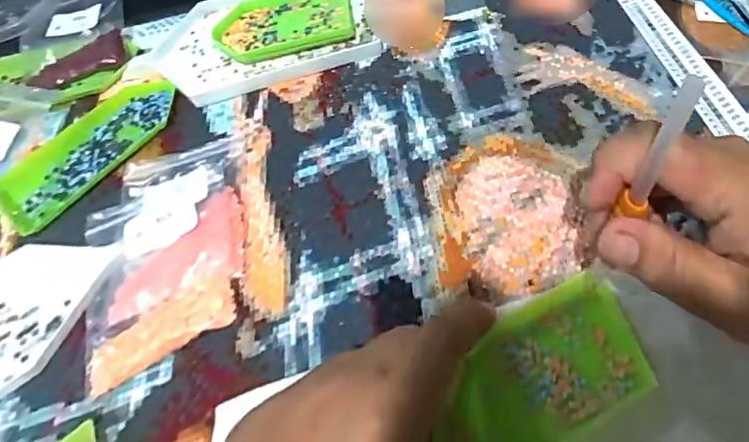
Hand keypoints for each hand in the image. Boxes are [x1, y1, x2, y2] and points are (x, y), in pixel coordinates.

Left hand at [228, 296, 493, 441]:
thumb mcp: (405, 438)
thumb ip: (440, 426)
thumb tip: (458, 420)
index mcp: (392, 396)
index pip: (441, 335)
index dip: (469, 321)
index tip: (485, 318)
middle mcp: (348, 376)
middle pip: (402, 343)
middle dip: (427, 355)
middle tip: (442, 387)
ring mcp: (301, 388)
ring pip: (358, 363)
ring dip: (381, 378)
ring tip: (387, 419)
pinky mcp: (263, 411)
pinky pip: (318, 388)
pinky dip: (339, 400)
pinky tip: (335, 436)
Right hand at [581, 124, 748, 361]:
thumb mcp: (727, 299)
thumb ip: (665, 263)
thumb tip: (604, 237)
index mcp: (723, 174)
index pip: (646, 145)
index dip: (608, 172)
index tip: (592, 220)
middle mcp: (721, 149)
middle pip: (646, 145)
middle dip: (613, 184)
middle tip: (603, 238)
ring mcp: (726, 157)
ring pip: (656, 155)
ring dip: (630, 192)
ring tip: (625, 242)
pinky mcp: (727, 170)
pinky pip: (675, 168)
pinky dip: (653, 196)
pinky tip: (656, 234)